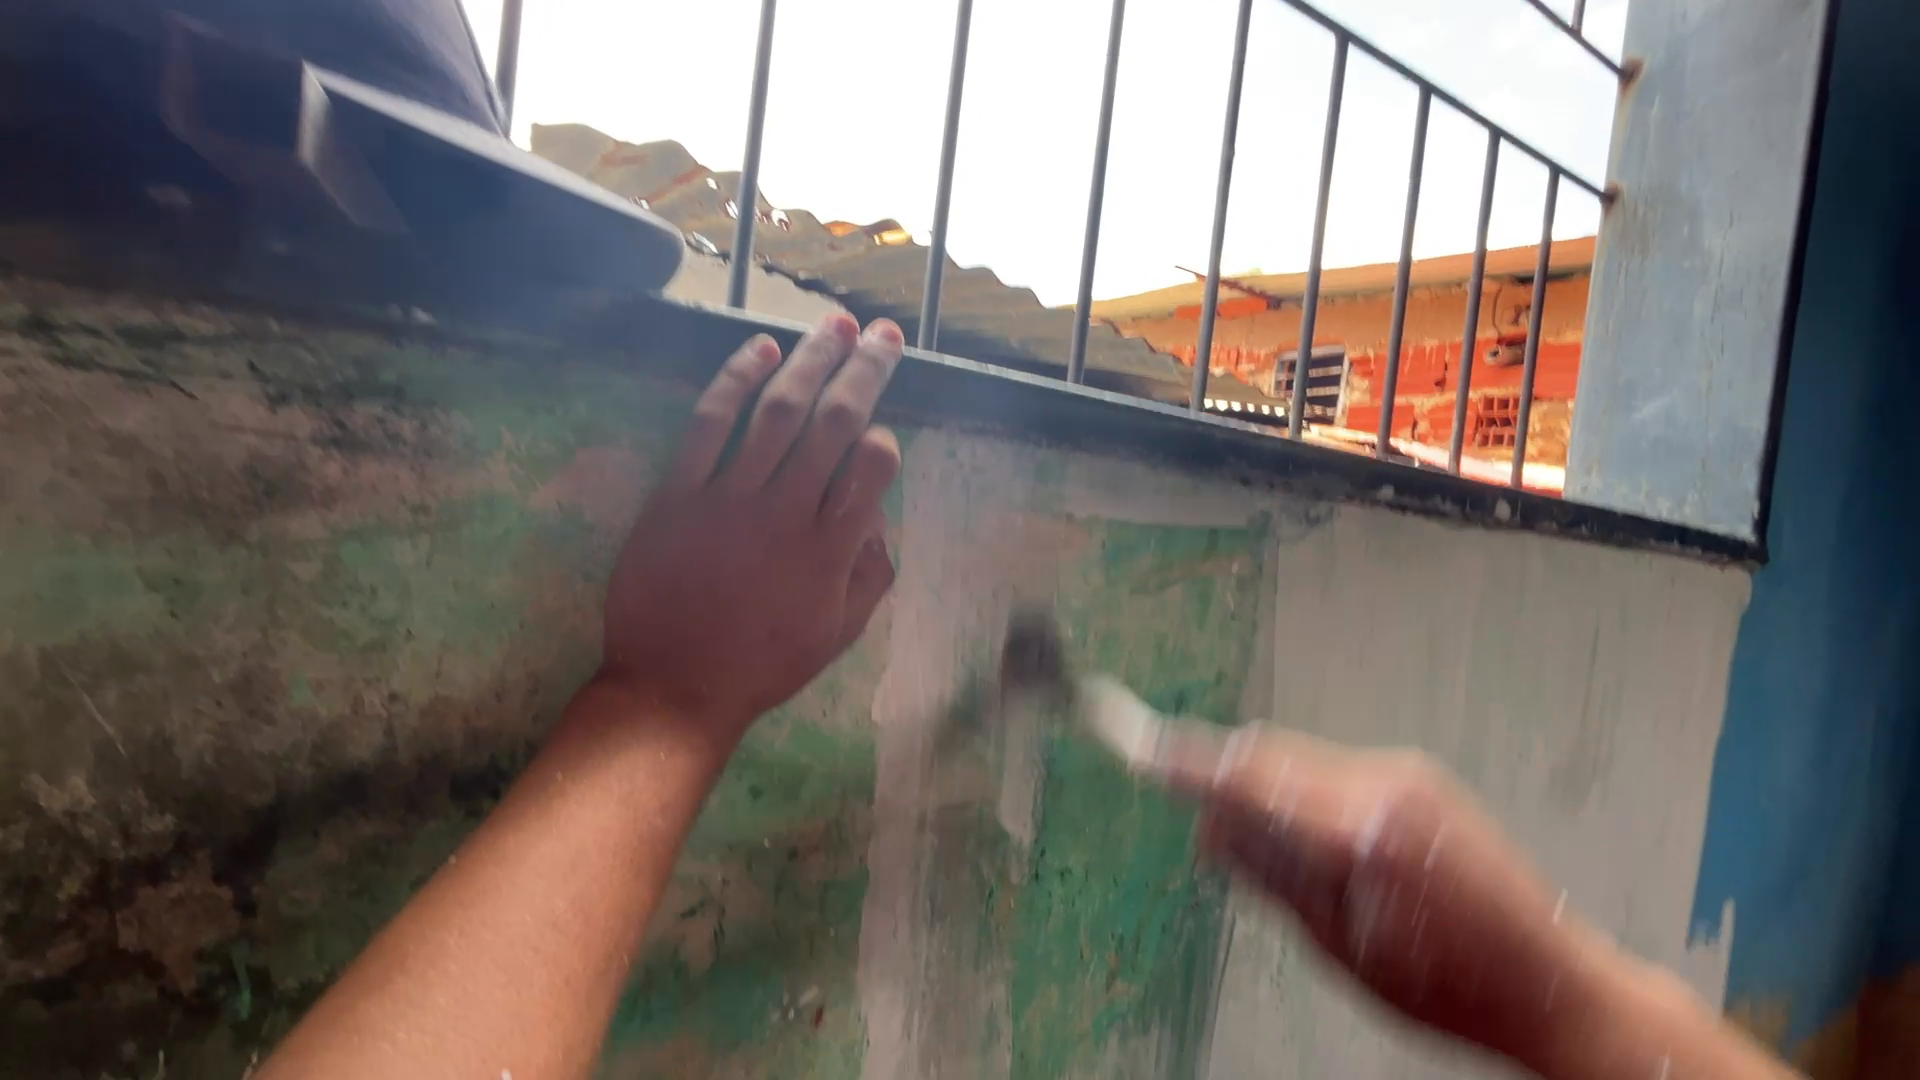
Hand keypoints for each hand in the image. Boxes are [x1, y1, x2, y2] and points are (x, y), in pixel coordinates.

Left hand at [598, 313, 903, 749]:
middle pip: (835, 424)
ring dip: (812, 361)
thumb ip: (871, 574)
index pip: (873, 468)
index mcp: (831, 550)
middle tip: (884, 333)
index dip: (885, 441)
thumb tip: (878, 519)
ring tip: (836, 324)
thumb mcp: (839, 634)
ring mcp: (730, 498)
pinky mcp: (678, 493)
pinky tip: (762, 348)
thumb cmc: (764, 664)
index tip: (881, 437)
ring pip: (778, 412)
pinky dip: (736, 380)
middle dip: (865, 371)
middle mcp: (788, 512)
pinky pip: (709, 425)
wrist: (674, 686)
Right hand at [1149, 723, 1587, 1066]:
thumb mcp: (1340, 945)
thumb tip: (1206, 824)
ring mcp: (1401, 770)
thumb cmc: (1449, 986)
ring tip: (1250, 838)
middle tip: (1189, 806)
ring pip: (1292, 756)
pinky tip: (1296, 830)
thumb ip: (1269, 873)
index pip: (1248, 775)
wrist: (1558, 983)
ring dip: (1255, 781)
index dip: (1182, 758)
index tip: (1133, 739)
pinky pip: (1324, 765)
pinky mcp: (1412, 774)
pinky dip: (1291, 786)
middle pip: (1265, 753)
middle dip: (1217, 771)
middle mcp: (1382, 780)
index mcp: (1363, 830)